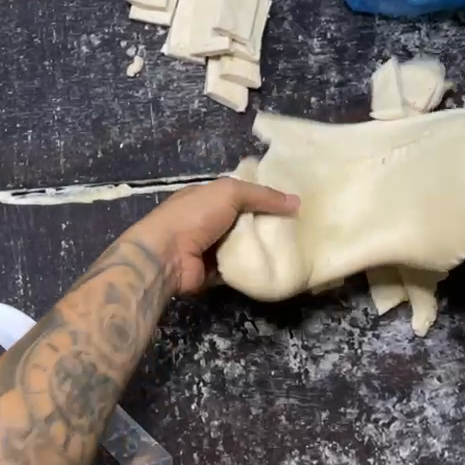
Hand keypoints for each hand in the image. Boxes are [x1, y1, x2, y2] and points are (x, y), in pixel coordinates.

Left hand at [124, 177, 298, 294]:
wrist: (167, 256)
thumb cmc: (194, 216)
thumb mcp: (229, 193)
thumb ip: (262, 195)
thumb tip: (296, 202)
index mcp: (208, 196)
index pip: (241, 193)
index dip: (264, 196)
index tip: (291, 203)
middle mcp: (208, 220)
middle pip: (245, 220)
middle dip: (267, 224)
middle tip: (298, 229)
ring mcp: (209, 247)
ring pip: (244, 245)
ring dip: (262, 247)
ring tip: (293, 249)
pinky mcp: (213, 271)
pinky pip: (239, 267)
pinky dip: (252, 268)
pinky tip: (275, 267)